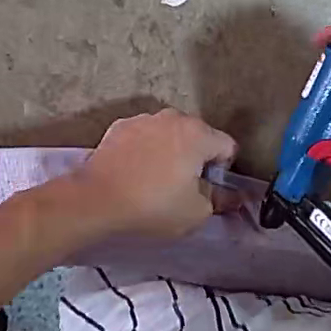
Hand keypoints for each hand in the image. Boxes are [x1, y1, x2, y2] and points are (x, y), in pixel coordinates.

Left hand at [66, 109, 237, 239]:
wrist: (96, 200)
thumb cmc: (153, 206)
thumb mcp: (196, 212)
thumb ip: (221, 200)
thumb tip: (234, 197)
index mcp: (199, 134)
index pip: (228, 147)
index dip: (223, 171)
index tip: (207, 189)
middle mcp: (174, 117)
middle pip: (198, 136)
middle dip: (196, 157)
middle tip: (183, 187)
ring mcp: (144, 119)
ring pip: (169, 134)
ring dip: (170, 151)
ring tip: (155, 180)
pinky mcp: (119, 126)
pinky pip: (144, 136)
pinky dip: (145, 149)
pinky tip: (134, 172)